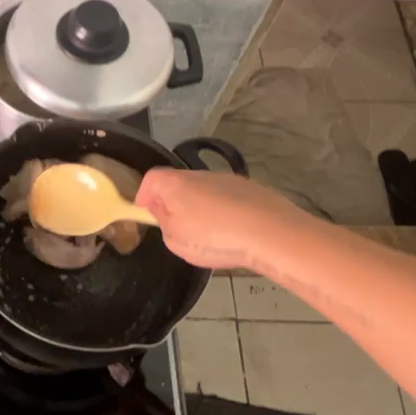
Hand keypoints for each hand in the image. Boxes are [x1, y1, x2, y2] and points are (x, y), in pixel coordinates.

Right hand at [136, 168, 301, 270]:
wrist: (271, 233)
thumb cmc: (214, 237)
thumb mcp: (175, 240)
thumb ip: (164, 223)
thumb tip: (166, 213)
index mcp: (175, 184)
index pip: (150, 179)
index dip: (144, 196)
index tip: (146, 214)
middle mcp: (201, 174)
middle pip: (179, 183)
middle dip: (175, 203)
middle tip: (178, 229)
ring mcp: (229, 179)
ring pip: (206, 191)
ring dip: (202, 208)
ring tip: (211, 236)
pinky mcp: (253, 189)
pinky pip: (229, 199)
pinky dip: (226, 212)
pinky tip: (235, 233)